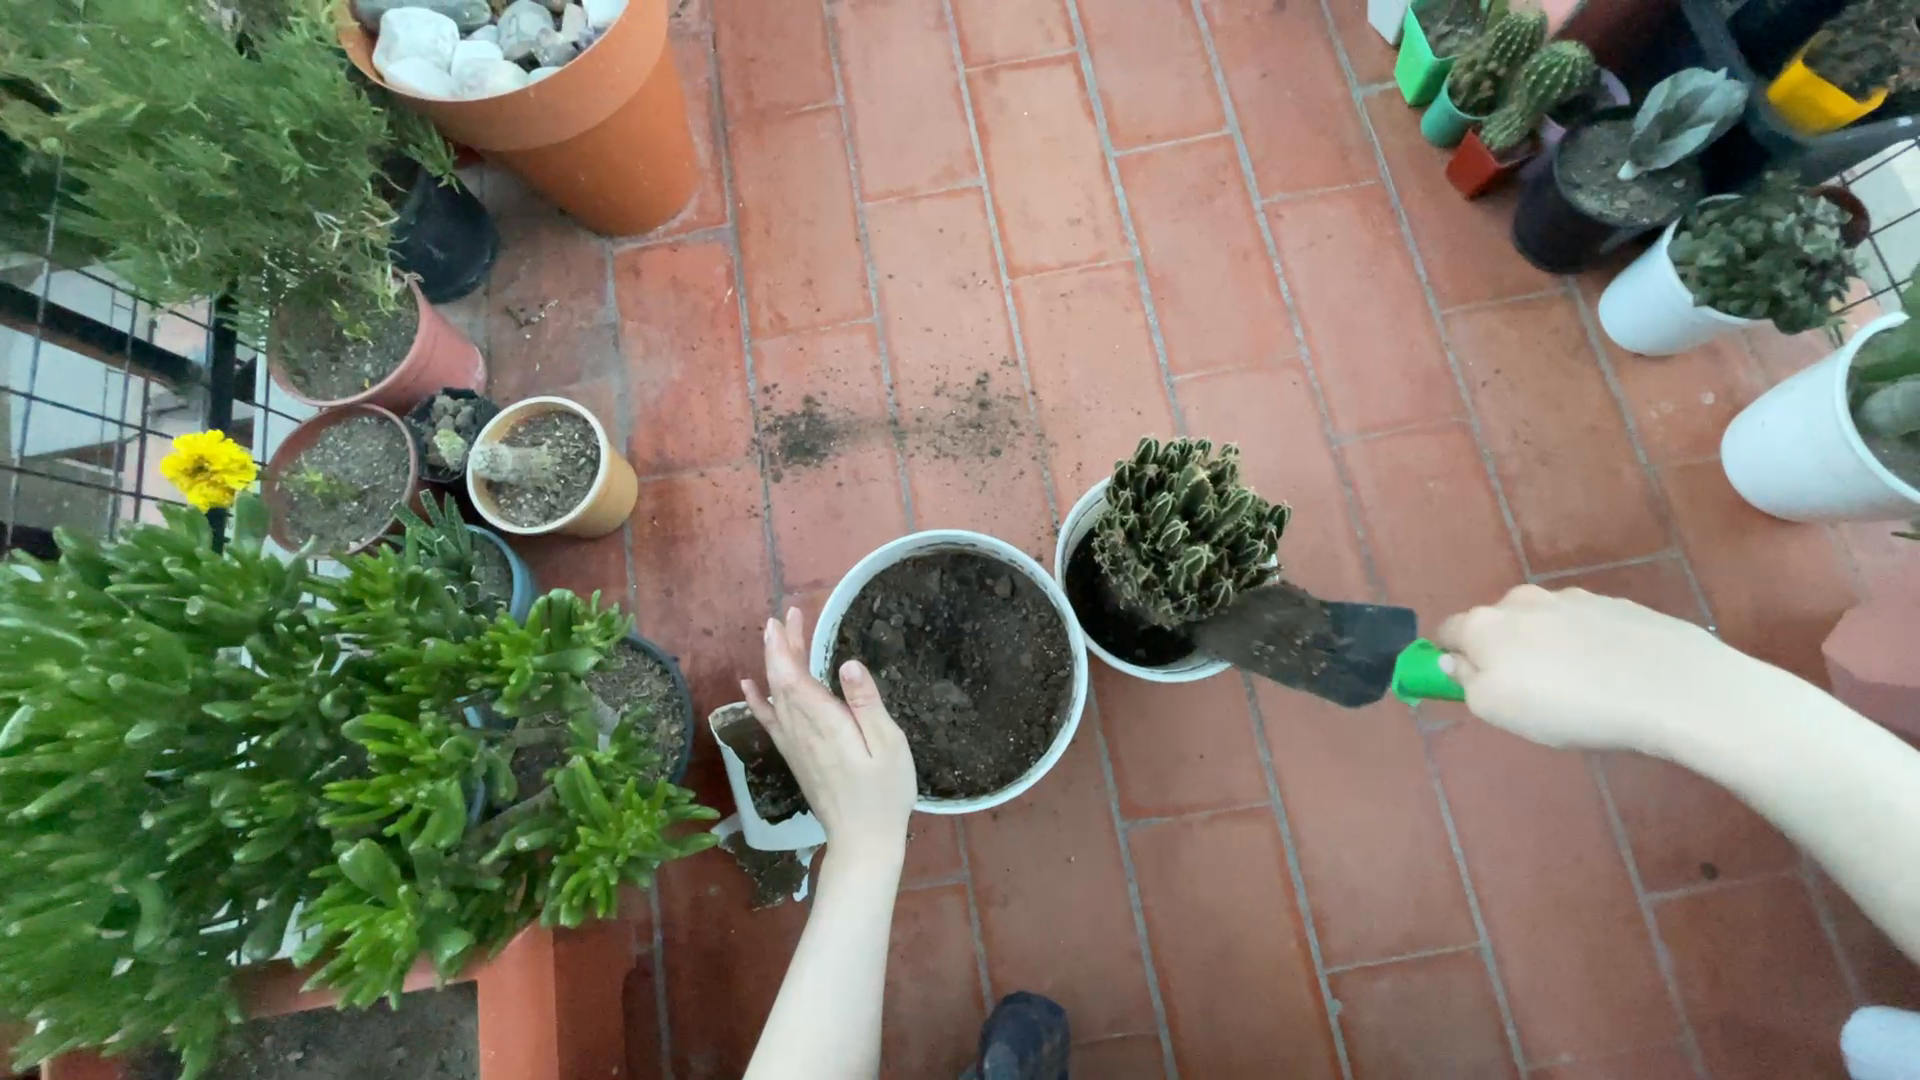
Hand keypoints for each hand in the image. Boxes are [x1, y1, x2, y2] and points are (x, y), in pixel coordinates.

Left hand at [743, 607, 916, 863]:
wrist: (863, 841)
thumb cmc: (884, 792)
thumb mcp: (888, 744)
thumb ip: (866, 703)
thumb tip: (847, 663)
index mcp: (825, 723)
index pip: (793, 677)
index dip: (785, 646)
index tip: (784, 618)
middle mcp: (802, 732)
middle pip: (781, 682)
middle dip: (780, 646)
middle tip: (783, 616)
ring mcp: (795, 746)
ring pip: (775, 697)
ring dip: (773, 665)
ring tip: (774, 637)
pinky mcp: (795, 758)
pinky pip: (771, 722)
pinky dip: (758, 701)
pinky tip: (749, 687)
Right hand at [1434, 584, 1773, 753]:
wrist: (1679, 691)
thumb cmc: (1569, 706)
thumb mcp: (1496, 710)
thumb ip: (1464, 682)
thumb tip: (1454, 662)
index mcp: (1483, 623)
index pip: (1446, 631)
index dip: (1454, 657)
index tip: (1472, 684)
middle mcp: (1521, 600)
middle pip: (1497, 624)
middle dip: (1504, 649)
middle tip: (1529, 691)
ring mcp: (1575, 599)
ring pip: (1545, 623)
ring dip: (1549, 646)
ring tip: (1582, 686)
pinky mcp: (1624, 606)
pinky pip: (1591, 626)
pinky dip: (1593, 646)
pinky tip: (1617, 676)